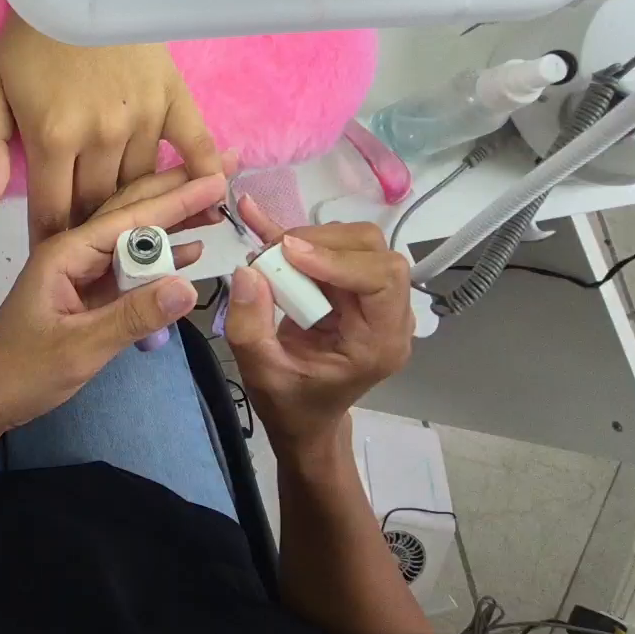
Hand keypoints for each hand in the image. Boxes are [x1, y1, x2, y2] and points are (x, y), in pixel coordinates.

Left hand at [0, 0, 220, 243]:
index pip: (56, 212)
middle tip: (94, 251)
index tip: (56, 260)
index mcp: (54, 138)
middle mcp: (102, 135)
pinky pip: (195, 144)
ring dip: (138, 211)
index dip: (53, 240)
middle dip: (93, 233)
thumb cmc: (29, 41)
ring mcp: (143, 118)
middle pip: (100, 206)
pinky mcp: (173, 98)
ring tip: (139, 232)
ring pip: (142, 186)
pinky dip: (205, 173)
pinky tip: (211, 196)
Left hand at [0, 169, 226, 432]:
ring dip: (175, 222)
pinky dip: (161, 257)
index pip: (130, 217)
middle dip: (179, 192)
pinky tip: (191, 250)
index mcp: (67, 252)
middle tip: (226, 170)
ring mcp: (82, 270)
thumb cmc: (24, 371)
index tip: (218, 178)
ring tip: (219, 203)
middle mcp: (76, 251)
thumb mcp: (80, 347)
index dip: (176, 198)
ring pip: (135, 237)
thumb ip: (132, 316)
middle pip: (134, 214)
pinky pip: (130, 266)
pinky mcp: (89, 291)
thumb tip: (190, 286)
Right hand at [223, 196, 413, 453]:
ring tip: (267, 254)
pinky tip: (256, 214)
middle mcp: (387, 316)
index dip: (337, 259)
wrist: (304, 419)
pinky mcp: (349, 289)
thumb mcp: (261, 372)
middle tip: (273, 253)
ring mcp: (370, 300)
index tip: (287, 252)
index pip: (382, 279)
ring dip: (308, 239)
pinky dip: (295, 235)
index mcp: (378, 343)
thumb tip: (248, 270)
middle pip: (373, 251)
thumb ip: (250, 325)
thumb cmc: (290, 404)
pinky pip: (330, 251)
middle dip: (321, 242)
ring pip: (354, 243)